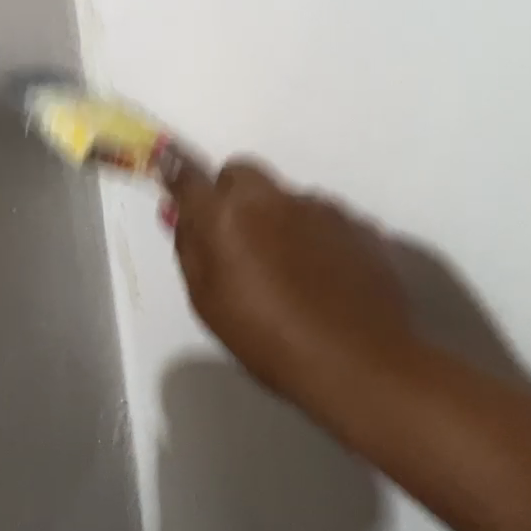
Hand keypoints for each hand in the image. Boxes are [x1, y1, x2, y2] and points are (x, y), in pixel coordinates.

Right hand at [163, 158, 423, 400]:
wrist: (360, 363)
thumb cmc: (265, 338)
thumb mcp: (207, 301)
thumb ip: (191, 249)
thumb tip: (182, 215)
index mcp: (225, 215)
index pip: (188, 175)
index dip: (175, 170)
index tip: (169, 167)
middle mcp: (272, 199)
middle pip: (240, 173)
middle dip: (230, 194)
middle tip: (233, 236)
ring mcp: (321, 209)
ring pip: (285, 198)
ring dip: (276, 218)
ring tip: (286, 269)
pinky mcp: (360, 226)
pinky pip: (323, 219)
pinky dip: (313, 237)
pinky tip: (321, 277)